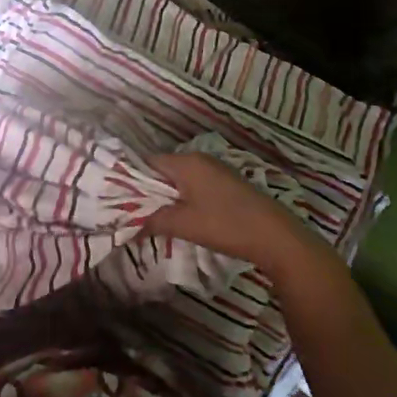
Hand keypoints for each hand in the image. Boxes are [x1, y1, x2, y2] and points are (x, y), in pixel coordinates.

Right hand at [146, 153, 335, 279]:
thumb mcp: (182, 224)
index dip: (132, 180)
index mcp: (186, 162)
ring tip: (156, 219)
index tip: (120, 200)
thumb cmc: (225, 225)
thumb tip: (129, 224)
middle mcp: (200, 159)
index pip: (148, 163)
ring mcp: (216, 170)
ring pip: (180, 180)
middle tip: (135, 214)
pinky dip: (184, 199)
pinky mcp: (228, 184)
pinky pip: (195, 186)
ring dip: (167, 198)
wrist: (276, 237)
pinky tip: (183, 218)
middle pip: (163, 171)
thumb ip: (152, 220)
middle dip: (149, 191)